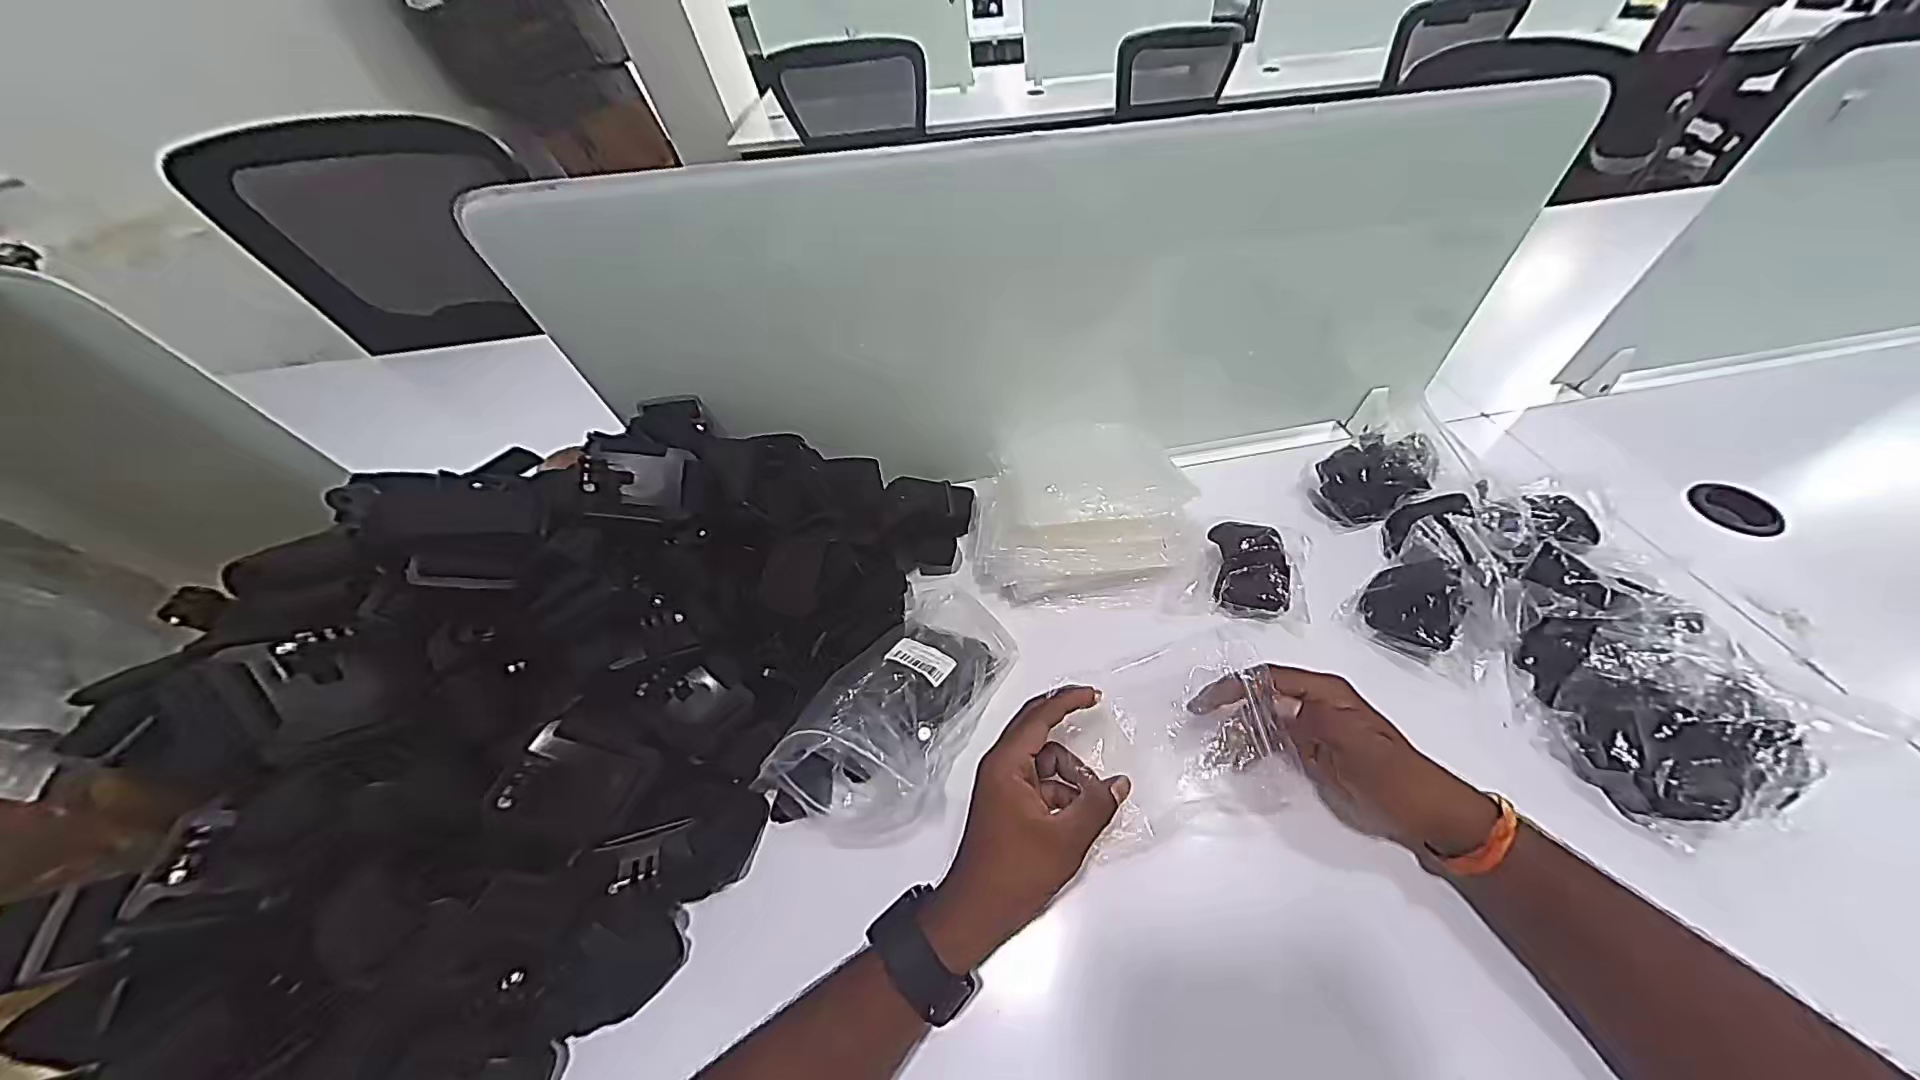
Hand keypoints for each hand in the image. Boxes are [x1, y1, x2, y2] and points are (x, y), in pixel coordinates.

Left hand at [920, 686, 1130, 971]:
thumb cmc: (1008, 876)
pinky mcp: (1006, 803)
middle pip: (1036, 730)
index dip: (1066, 701)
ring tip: (1089, 800)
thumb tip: (1116, 784)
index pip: (1038, 717)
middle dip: (1065, 722)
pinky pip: (1040, 782)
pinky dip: (1061, 790)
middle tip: (1091, 709)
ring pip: (1042, 760)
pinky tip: (1077, 813)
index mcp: (1006, 765)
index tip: (1090, 694)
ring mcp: (1001, 786)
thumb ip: (1096, 805)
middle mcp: (999, 768)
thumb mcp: (1065, 839)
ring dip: (1069, 771)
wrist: (976, 912)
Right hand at [1190, 666, 1495, 861]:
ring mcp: (1312, 730)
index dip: (1234, 687)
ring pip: (1262, 720)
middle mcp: (1316, 706)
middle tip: (1203, 724)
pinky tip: (1239, 760)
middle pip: (1260, 696)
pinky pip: (1272, 743)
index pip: (1269, 679)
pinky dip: (1251, 749)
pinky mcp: (1312, 754)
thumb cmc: (1398, 777)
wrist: (1427, 816)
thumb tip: (1272, 708)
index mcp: (1327, 694)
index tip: (1207, 702)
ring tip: (1217, 747)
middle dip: (1229, 708)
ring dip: (1237, 730)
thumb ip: (1310, 721)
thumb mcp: (1354, 744)